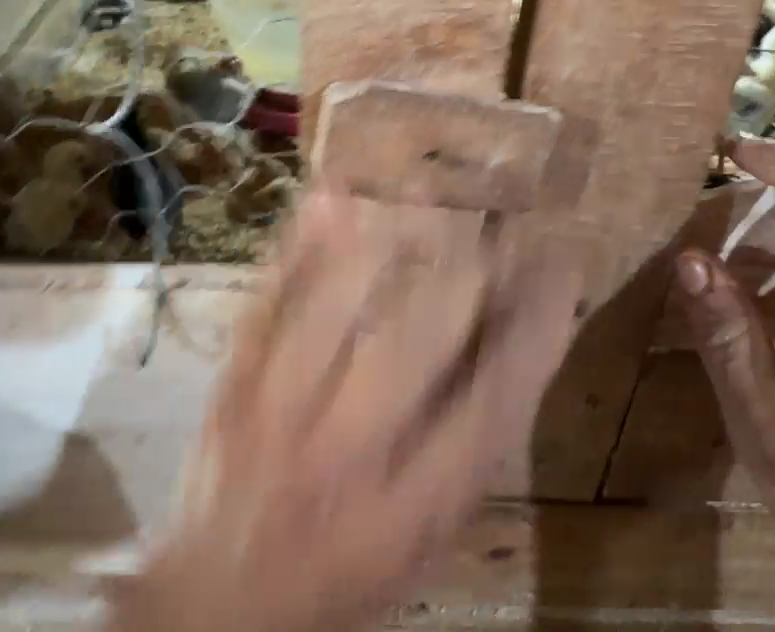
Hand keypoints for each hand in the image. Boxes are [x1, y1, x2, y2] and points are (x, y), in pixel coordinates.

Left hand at [111, 189, 579, 631]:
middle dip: (465, 274)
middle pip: (413, 344)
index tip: (561, 267)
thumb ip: (468, 456)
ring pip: (334, 308)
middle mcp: (345, 451)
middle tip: (499, 224)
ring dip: (382, 240)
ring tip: (421, 184)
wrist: (213, 601)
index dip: (536, 326)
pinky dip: (296, 245)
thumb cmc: (341, 575)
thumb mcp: (425, 542)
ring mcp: (277, 411)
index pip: (491, 401)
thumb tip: (512, 355)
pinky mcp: (231, 384)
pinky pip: (265, 303)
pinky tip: (325, 197)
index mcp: (409, 504)